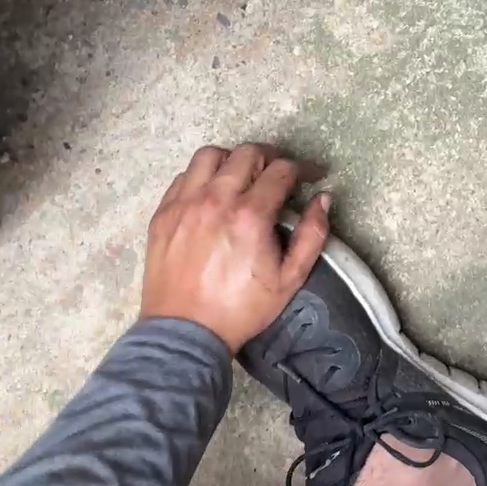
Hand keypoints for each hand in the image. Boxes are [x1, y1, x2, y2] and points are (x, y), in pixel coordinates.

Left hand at [141, 144, 330, 350]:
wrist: (185, 333)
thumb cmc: (242, 308)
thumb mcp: (291, 278)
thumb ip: (313, 234)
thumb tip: (323, 198)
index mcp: (250, 215)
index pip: (281, 170)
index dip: (303, 168)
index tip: (311, 176)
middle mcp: (216, 200)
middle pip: (247, 153)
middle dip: (270, 157)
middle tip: (279, 174)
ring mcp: (184, 204)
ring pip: (210, 155)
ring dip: (233, 159)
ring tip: (243, 177)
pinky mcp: (163, 214)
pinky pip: (184, 176)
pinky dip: (204, 176)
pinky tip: (213, 193)